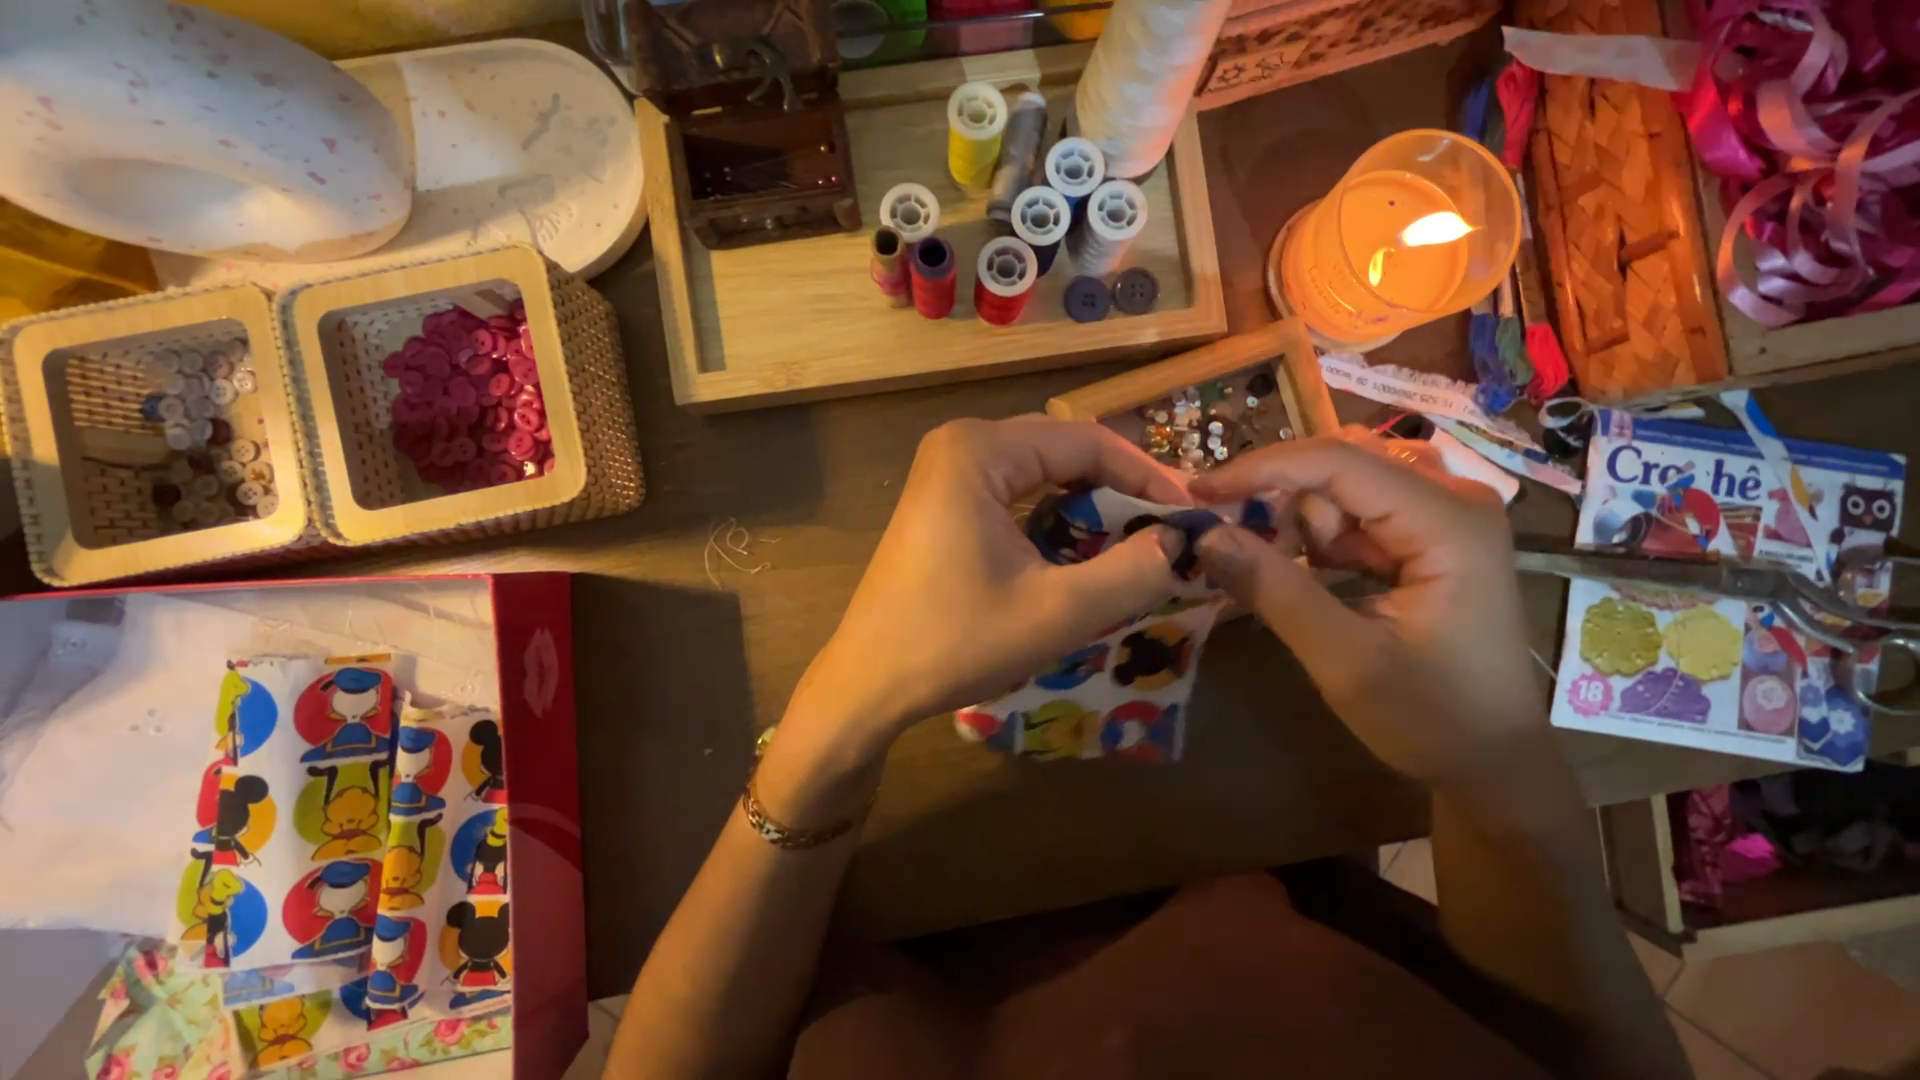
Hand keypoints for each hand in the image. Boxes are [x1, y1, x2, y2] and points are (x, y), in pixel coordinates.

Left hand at [788, 416, 1189, 756]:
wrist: (869, 683)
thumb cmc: (956, 643)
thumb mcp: (1058, 612)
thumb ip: (1133, 571)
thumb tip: (1181, 540)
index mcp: (980, 450)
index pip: (1087, 442)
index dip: (1148, 477)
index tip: (1193, 517)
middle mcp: (960, 445)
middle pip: (1064, 448)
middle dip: (1121, 487)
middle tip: (1170, 529)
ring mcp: (945, 472)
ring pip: (1041, 470)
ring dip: (1090, 502)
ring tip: (1137, 540)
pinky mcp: (941, 502)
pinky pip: (1015, 491)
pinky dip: (1055, 514)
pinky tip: (1080, 549)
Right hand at [1189, 431, 1547, 792]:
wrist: (1492, 762)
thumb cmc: (1430, 717)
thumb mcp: (1343, 659)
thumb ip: (1274, 590)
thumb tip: (1205, 533)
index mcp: (1448, 521)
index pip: (1339, 461)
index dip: (1261, 469)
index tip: (1198, 492)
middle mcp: (1455, 500)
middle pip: (1342, 464)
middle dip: (1285, 503)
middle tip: (1245, 552)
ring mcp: (1447, 516)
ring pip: (1346, 484)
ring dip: (1303, 525)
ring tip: (1289, 581)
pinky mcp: (1433, 537)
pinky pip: (1358, 511)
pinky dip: (1320, 539)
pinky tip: (1308, 578)